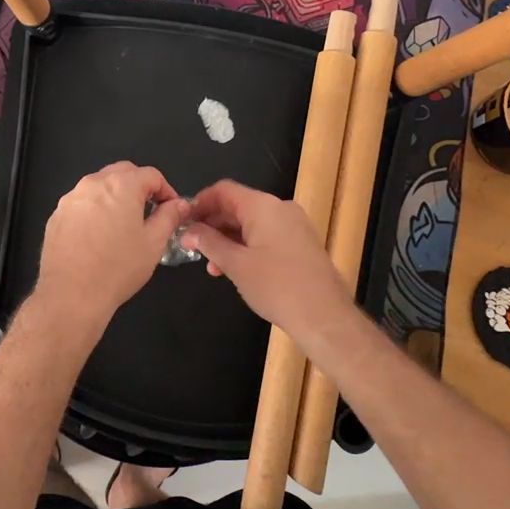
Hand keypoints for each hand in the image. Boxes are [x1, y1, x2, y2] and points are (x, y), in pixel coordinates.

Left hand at [34, 162, 186, 325]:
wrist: (71, 294)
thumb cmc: (118, 268)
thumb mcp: (153, 243)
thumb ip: (169, 217)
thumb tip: (179, 204)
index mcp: (121, 185)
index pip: (151, 174)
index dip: (166, 190)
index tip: (171, 210)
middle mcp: (93, 183)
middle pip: (123, 172)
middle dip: (140, 186)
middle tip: (150, 212)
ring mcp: (71, 197)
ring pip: (100, 185)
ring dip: (116, 195)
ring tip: (123, 224)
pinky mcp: (57, 214)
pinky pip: (82, 203)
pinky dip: (95, 209)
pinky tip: (98, 236)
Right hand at [181, 180, 349, 336]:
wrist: (325, 317)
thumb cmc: (277, 287)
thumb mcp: (236, 265)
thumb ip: (209, 243)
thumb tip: (188, 231)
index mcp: (263, 206)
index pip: (223, 191)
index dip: (200, 203)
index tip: (183, 222)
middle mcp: (280, 208)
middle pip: (237, 206)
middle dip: (213, 225)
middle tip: (192, 246)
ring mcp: (294, 225)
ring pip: (251, 223)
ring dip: (229, 239)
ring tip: (213, 266)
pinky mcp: (301, 242)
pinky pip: (266, 235)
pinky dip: (247, 246)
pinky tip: (236, 269)